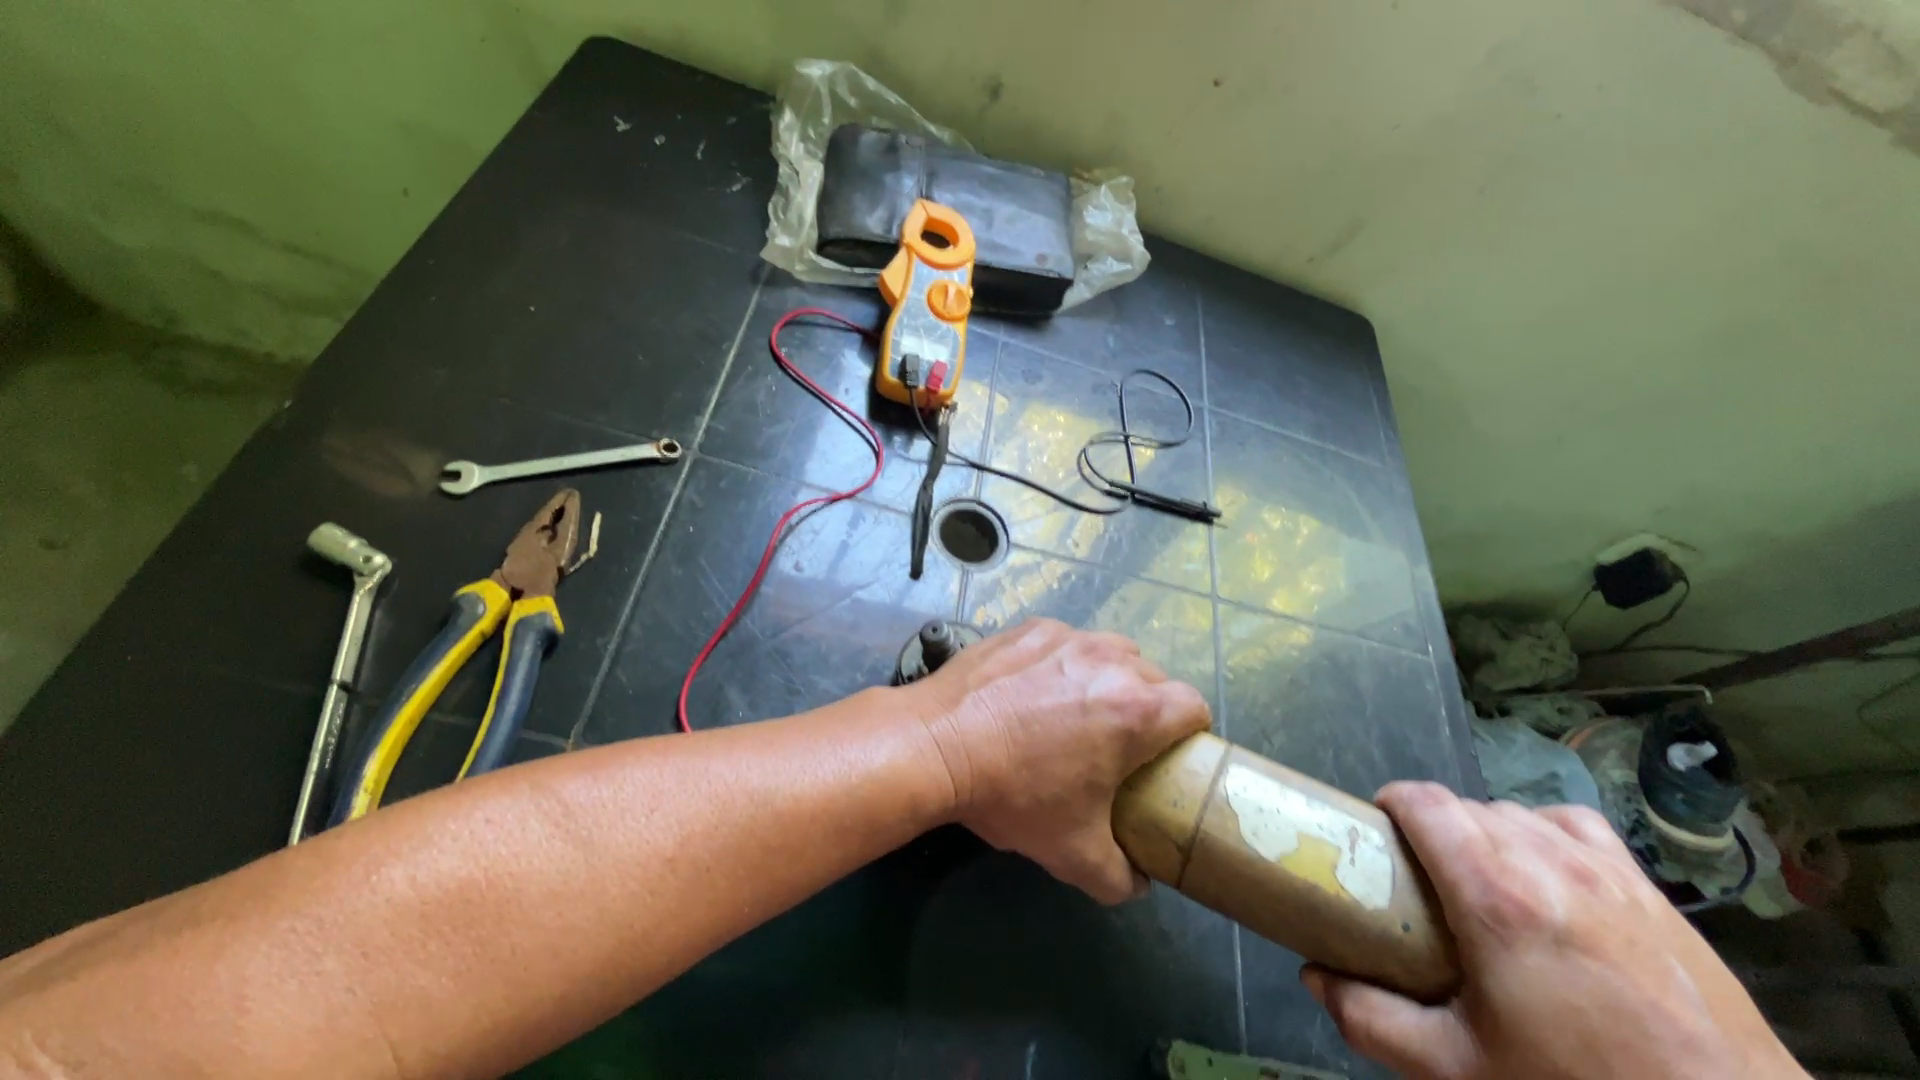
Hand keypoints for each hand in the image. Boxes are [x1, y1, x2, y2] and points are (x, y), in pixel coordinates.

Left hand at [905, 618, 1210, 904]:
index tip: (1168, 755)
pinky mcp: (1028, 628)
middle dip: (1146, 707)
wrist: (936, 746)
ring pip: (1110, 651)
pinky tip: (1032, 688)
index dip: (1190, 733)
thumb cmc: (1014, 796)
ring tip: (1076, 709)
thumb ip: (1119, 877)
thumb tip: (1138, 885)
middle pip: (1153, 678)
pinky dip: (1061, 661)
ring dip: (1107, 677)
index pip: (1195, 707)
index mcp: (1136, 711)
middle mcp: (1110, 661)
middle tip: (1117, 742)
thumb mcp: (1073, 853)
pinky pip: (1064, 641)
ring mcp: (1066, 637)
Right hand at [1302, 783, 1804, 1079]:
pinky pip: (1575, 826)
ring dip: (1484, 830)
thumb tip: (1314, 977)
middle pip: (1465, 806)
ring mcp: (1605, 868)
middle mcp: (1547, 861)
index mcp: (1494, 894)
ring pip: (1517, 811)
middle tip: (1419, 880)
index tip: (1374, 832)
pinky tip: (1545, 871)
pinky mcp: (1646, 886)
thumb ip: (1371, 1018)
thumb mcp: (1457, 1068)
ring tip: (1479, 881)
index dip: (1388, 803)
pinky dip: (1543, 832)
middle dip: (1431, 829)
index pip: (1424, 801)